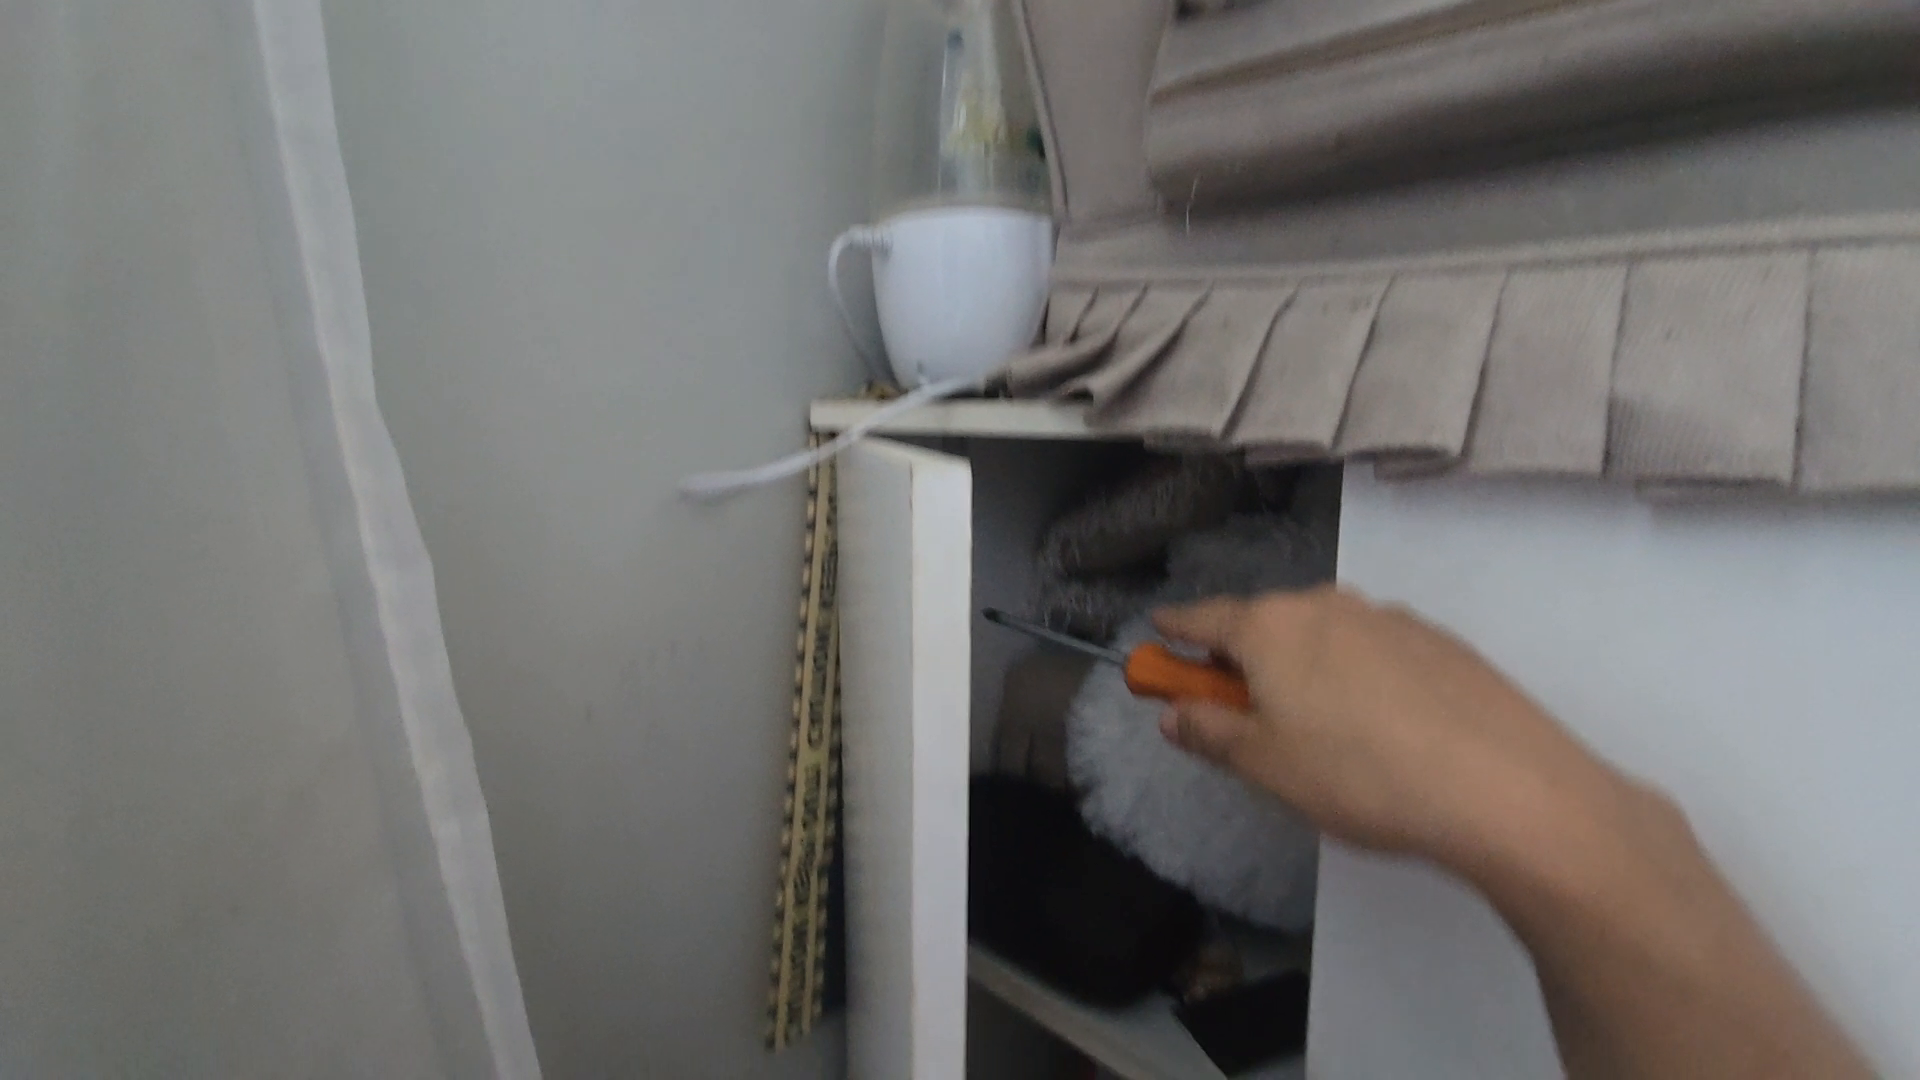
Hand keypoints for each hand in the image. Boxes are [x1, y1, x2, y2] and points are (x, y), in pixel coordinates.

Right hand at [1154, 588, 1630, 873]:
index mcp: (1270, 627)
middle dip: (1238, 655)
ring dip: (1296, 661)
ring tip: (1316, 721)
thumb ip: (1207, 732)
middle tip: (1239, 703)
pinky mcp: (1438, 639)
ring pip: (1318, 632)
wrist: (1512, 792)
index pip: (1202, 618)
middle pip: (1261, 623)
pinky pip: (1369, 646)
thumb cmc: (1360, 775)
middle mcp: (1323, 604)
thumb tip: (1172, 714)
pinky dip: (1350, 669)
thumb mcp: (1265, 766)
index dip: (1173, 628)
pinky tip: (1378, 721)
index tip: (1157, 629)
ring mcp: (1386, 616)